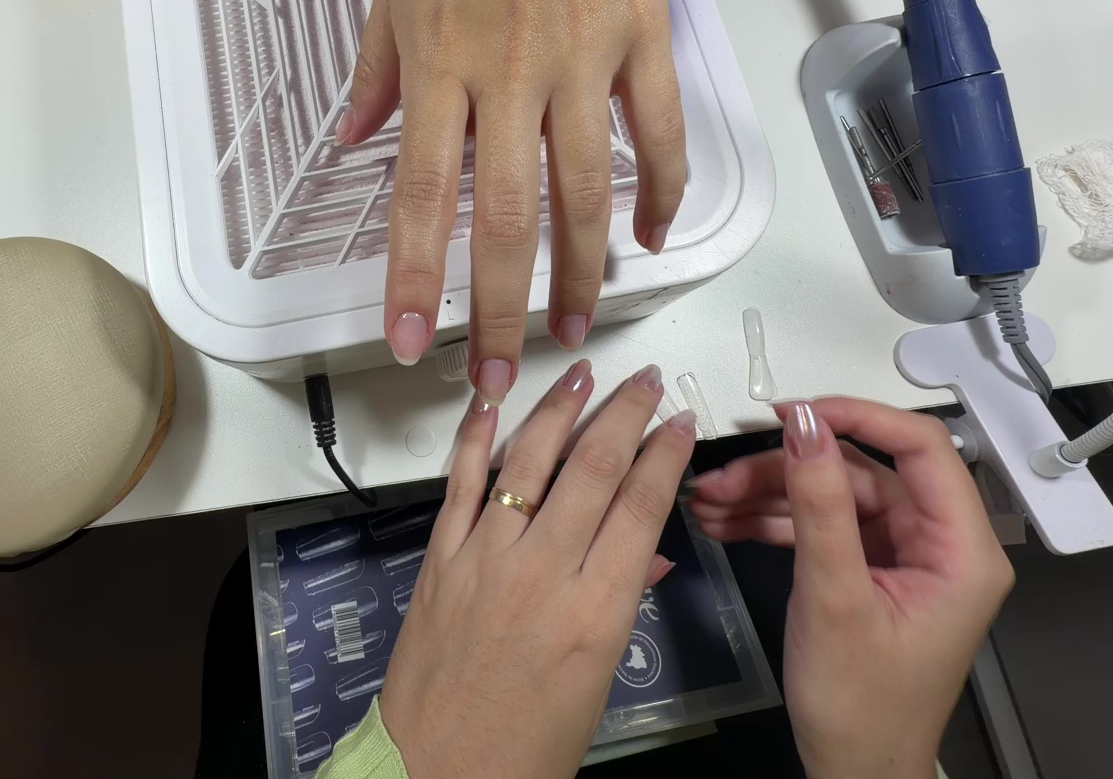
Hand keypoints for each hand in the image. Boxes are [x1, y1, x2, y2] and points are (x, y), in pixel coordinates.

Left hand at [338, 0, 687, 403]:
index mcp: (442, 61)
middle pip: (508, 217)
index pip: (423, 198)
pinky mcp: (644, 29)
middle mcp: (513, 71)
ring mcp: (587, 54)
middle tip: (502, 374)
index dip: (417, 281)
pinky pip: (658, 129)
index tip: (412, 344)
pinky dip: (662, 190)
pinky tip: (653, 237)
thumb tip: (356, 146)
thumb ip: (377, 75)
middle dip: (501, 308)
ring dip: (584, 271)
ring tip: (579, 328)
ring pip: (588, 190)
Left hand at [381, 361, 695, 778]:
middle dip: (625, 415)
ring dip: (559, 408)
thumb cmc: (525, 746)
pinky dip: (475, 436)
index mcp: (595, 611)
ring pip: (530, 460)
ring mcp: (485, 555)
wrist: (434, 771)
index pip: (641, 507)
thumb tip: (644, 548)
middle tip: (645, 383)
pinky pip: (461, 481)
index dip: (665, 455)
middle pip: (593, 468)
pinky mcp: (442, 553)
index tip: (679, 423)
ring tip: (584, 373)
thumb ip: (620, 602)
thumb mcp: (597, 681)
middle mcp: (542, 571)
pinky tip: (491, 402)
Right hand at [687, 398, 1014, 777]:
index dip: (855, 416)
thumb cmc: (860, 702)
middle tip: (721, 477)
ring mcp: (897, 552)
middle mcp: (935, 541)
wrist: (852, 766)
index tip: (791, 414)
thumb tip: (802, 426)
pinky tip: (725, 521)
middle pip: (854, 470)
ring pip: (825, 492)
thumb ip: (819, 504)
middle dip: (782, 470)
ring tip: (708, 503)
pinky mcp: (864, 563)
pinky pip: (814, 521)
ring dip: (763, 494)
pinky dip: (768, 518)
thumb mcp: (833, 596)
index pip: (920, 446)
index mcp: (960, 550)